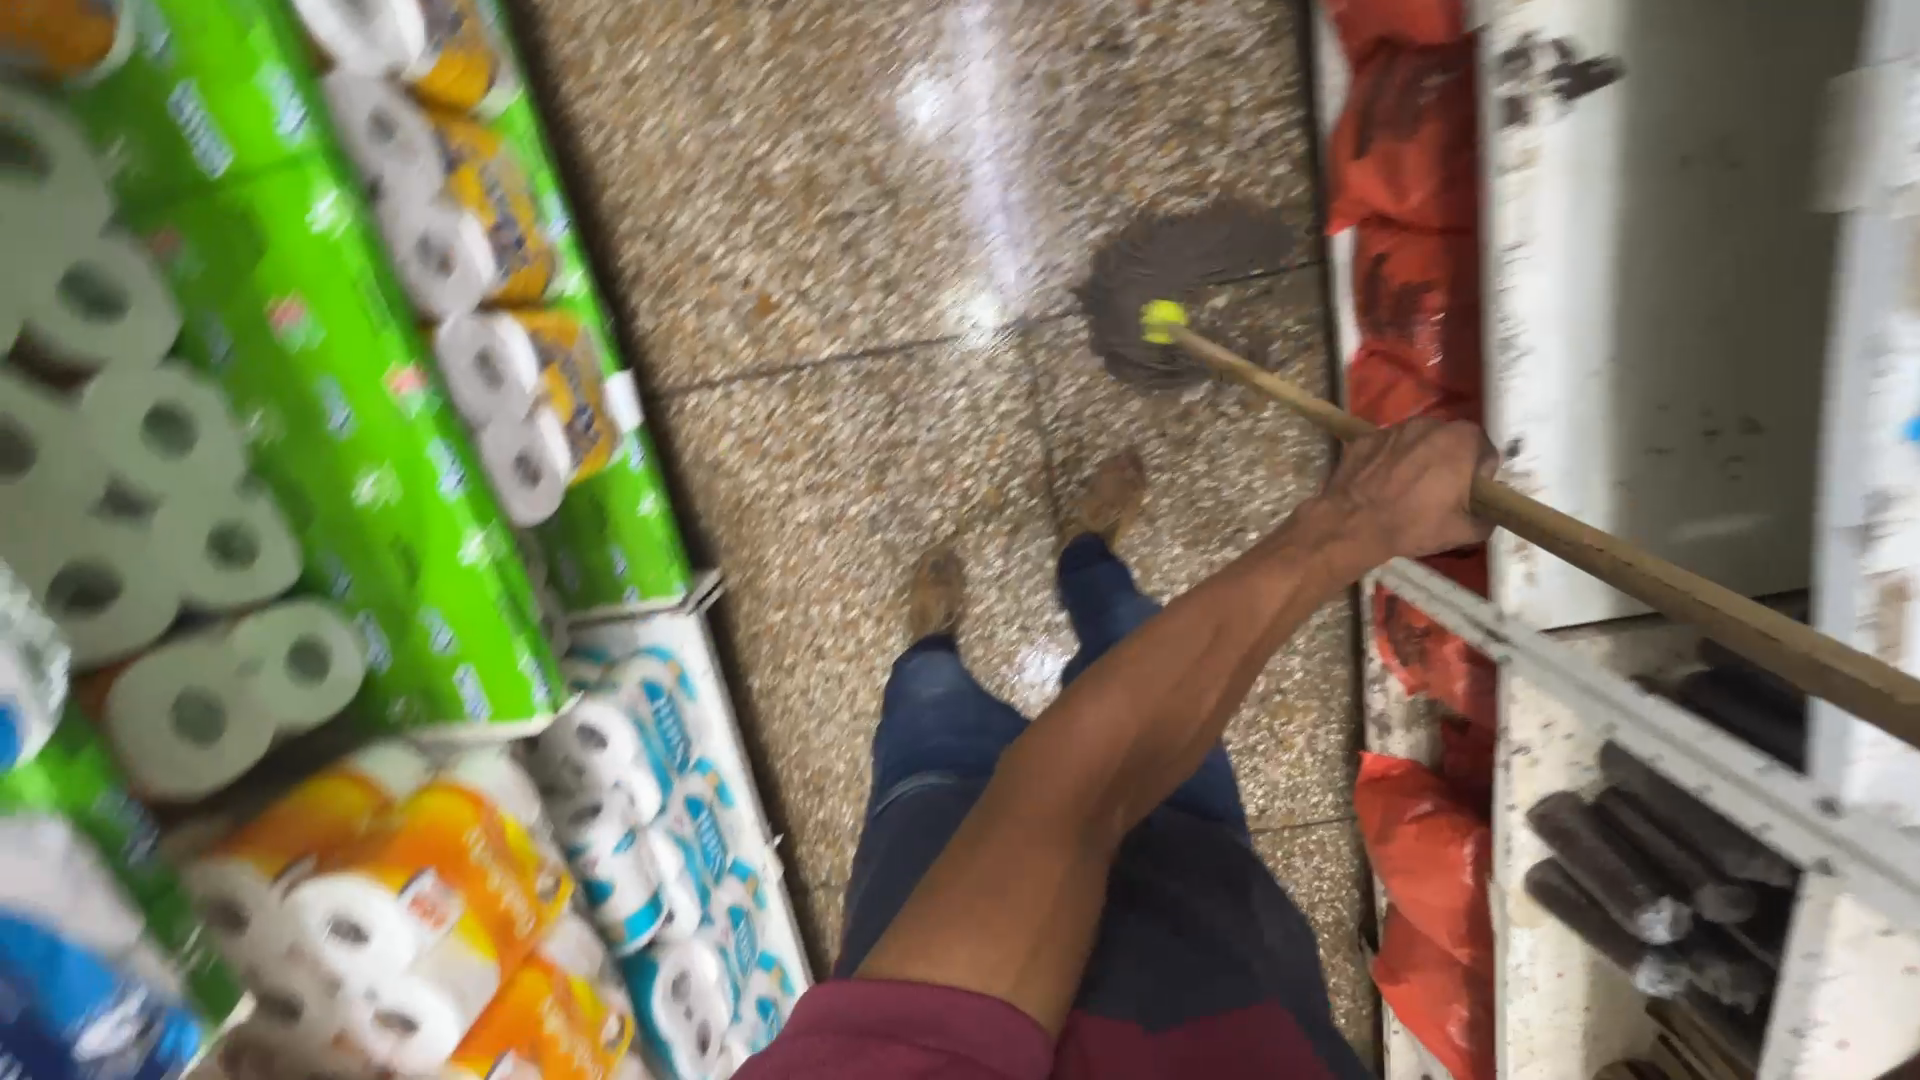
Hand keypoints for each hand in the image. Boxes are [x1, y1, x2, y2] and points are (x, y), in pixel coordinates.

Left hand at [1314, 418, 1496, 565]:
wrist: (1351, 525)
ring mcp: (1392, 429)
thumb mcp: (1466, 531)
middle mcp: (1429, 424)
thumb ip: (1488, 516)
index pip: (1483, 453)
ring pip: (1415, 441)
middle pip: (1449, 442)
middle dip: (1448, 462)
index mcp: (1462, 439)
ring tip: (1405, 486)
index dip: (1478, 475)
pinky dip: (1386, 460)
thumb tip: (1489, 512)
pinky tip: (1380, 483)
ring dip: (1417, 457)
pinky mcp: (1363, 439)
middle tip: (1437, 490)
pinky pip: (1385, 447)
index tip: (1466, 494)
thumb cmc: (1413, 525)